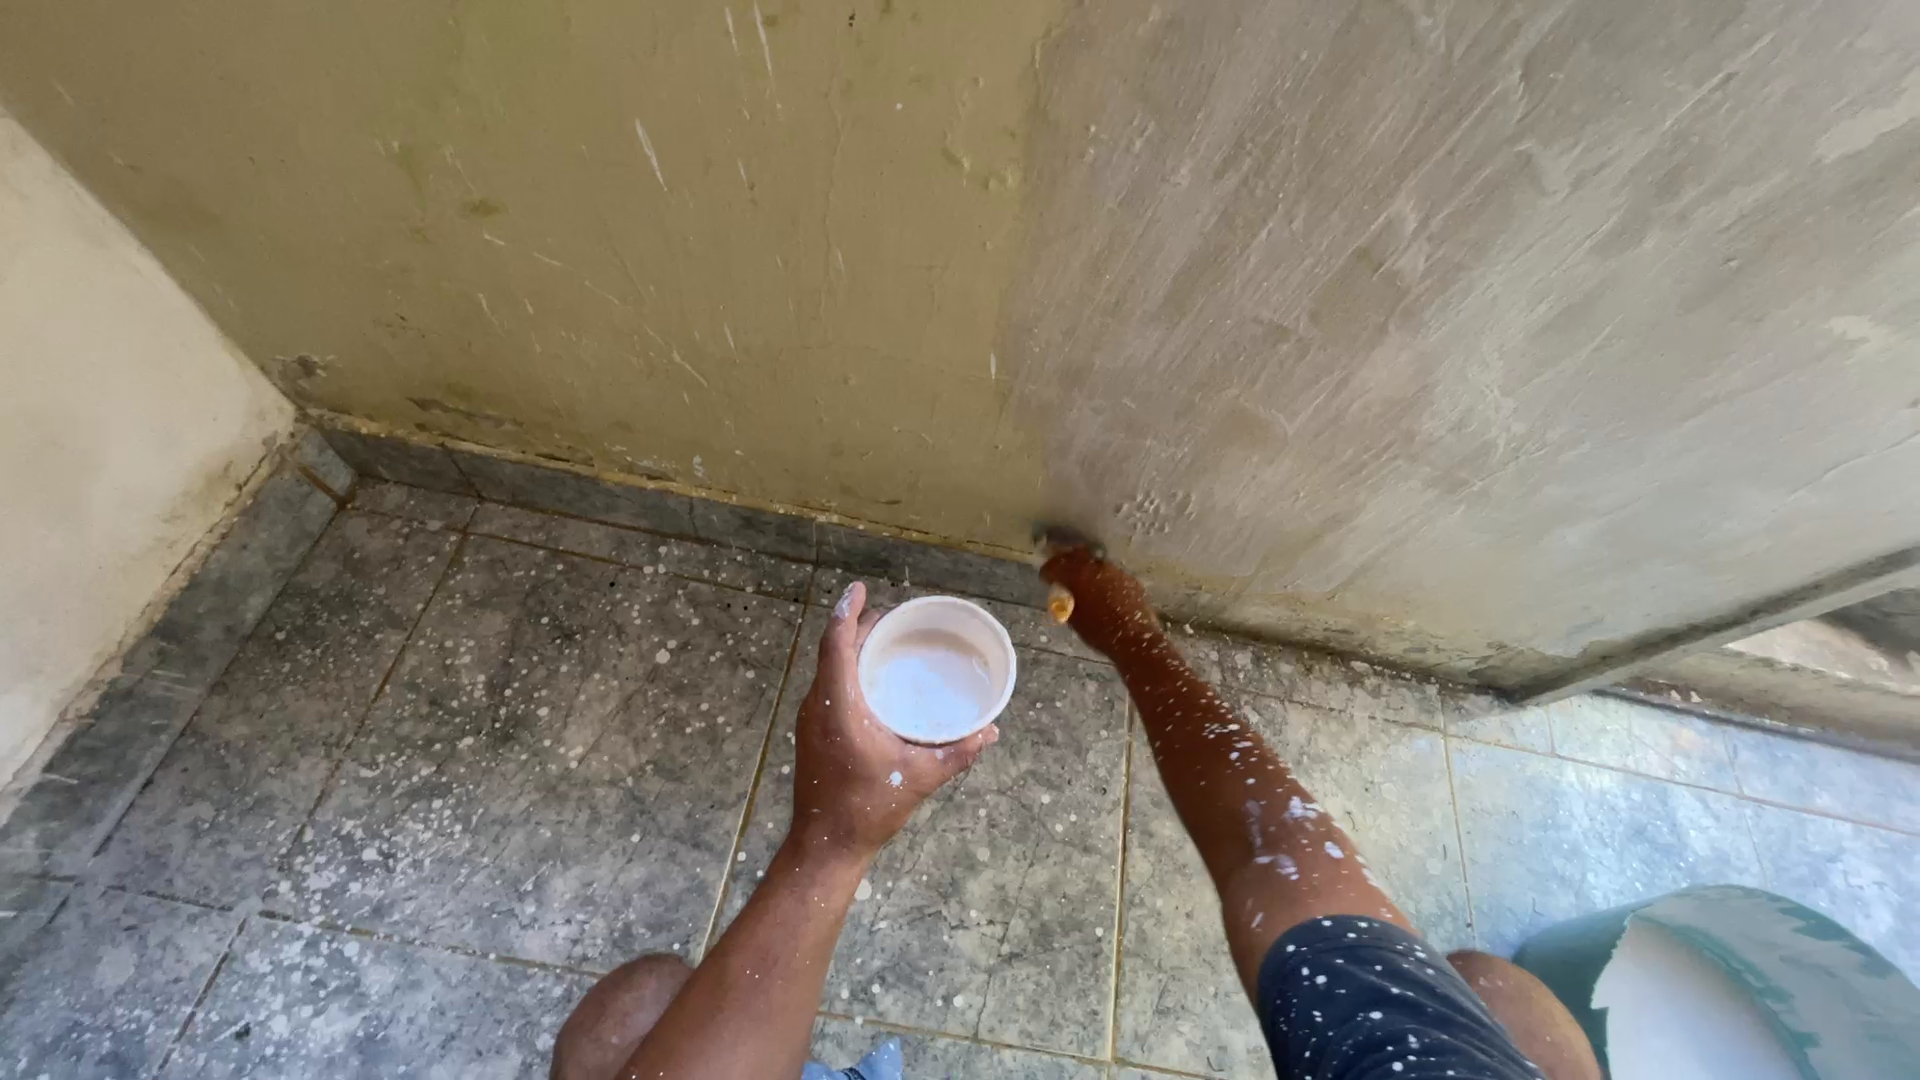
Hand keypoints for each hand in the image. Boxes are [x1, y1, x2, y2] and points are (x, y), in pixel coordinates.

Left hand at [789, 581, 998, 860]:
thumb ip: (957, 753)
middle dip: (857, 626)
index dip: (846, 612)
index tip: (858, 588)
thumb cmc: (867, 808)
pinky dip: (846, 668)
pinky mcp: (812, 731)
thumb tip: (991, 731)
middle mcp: (818, 705)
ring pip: (827, 668)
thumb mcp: (919, 778)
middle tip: (889, 614)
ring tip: (881, 636)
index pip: (837, 645)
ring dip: (850, 646)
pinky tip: (868, 676)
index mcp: (839, 707)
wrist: (824, 846)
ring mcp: (810, 719)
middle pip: (833, 651)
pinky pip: (827, 685)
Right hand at [1040, 545, 1162, 659]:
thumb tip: (1063, 595)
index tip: (1044, 577)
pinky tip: (1103, 591)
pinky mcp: (1130, 579)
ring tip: (1082, 582)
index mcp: (1079, 576)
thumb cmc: (1100, 633)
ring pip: (1095, 564)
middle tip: (1060, 572)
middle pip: (1076, 556)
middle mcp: (1097, 567)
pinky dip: (1102, 579)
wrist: (1136, 639)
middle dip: (1065, 562)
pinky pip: (1110, 574)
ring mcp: (1116, 571)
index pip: (1056, 565)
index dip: (1048, 570)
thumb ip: (1066, 602)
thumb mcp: (1075, 619)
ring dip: (1086, 570)